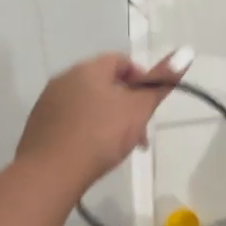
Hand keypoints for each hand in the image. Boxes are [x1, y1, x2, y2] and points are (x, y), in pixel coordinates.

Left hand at [14, 49, 190, 186]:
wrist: (50, 174)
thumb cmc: (101, 135)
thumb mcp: (139, 108)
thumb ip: (162, 82)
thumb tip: (187, 52)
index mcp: (88, 69)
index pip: (122, 61)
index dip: (142, 79)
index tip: (148, 105)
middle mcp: (64, 79)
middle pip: (104, 83)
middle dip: (126, 103)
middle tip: (138, 130)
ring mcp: (48, 103)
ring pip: (87, 103)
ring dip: (107, 118)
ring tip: (117, 146)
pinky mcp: (38, 126)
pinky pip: (70, 120)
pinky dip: (86, 130)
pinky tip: (93, 152)